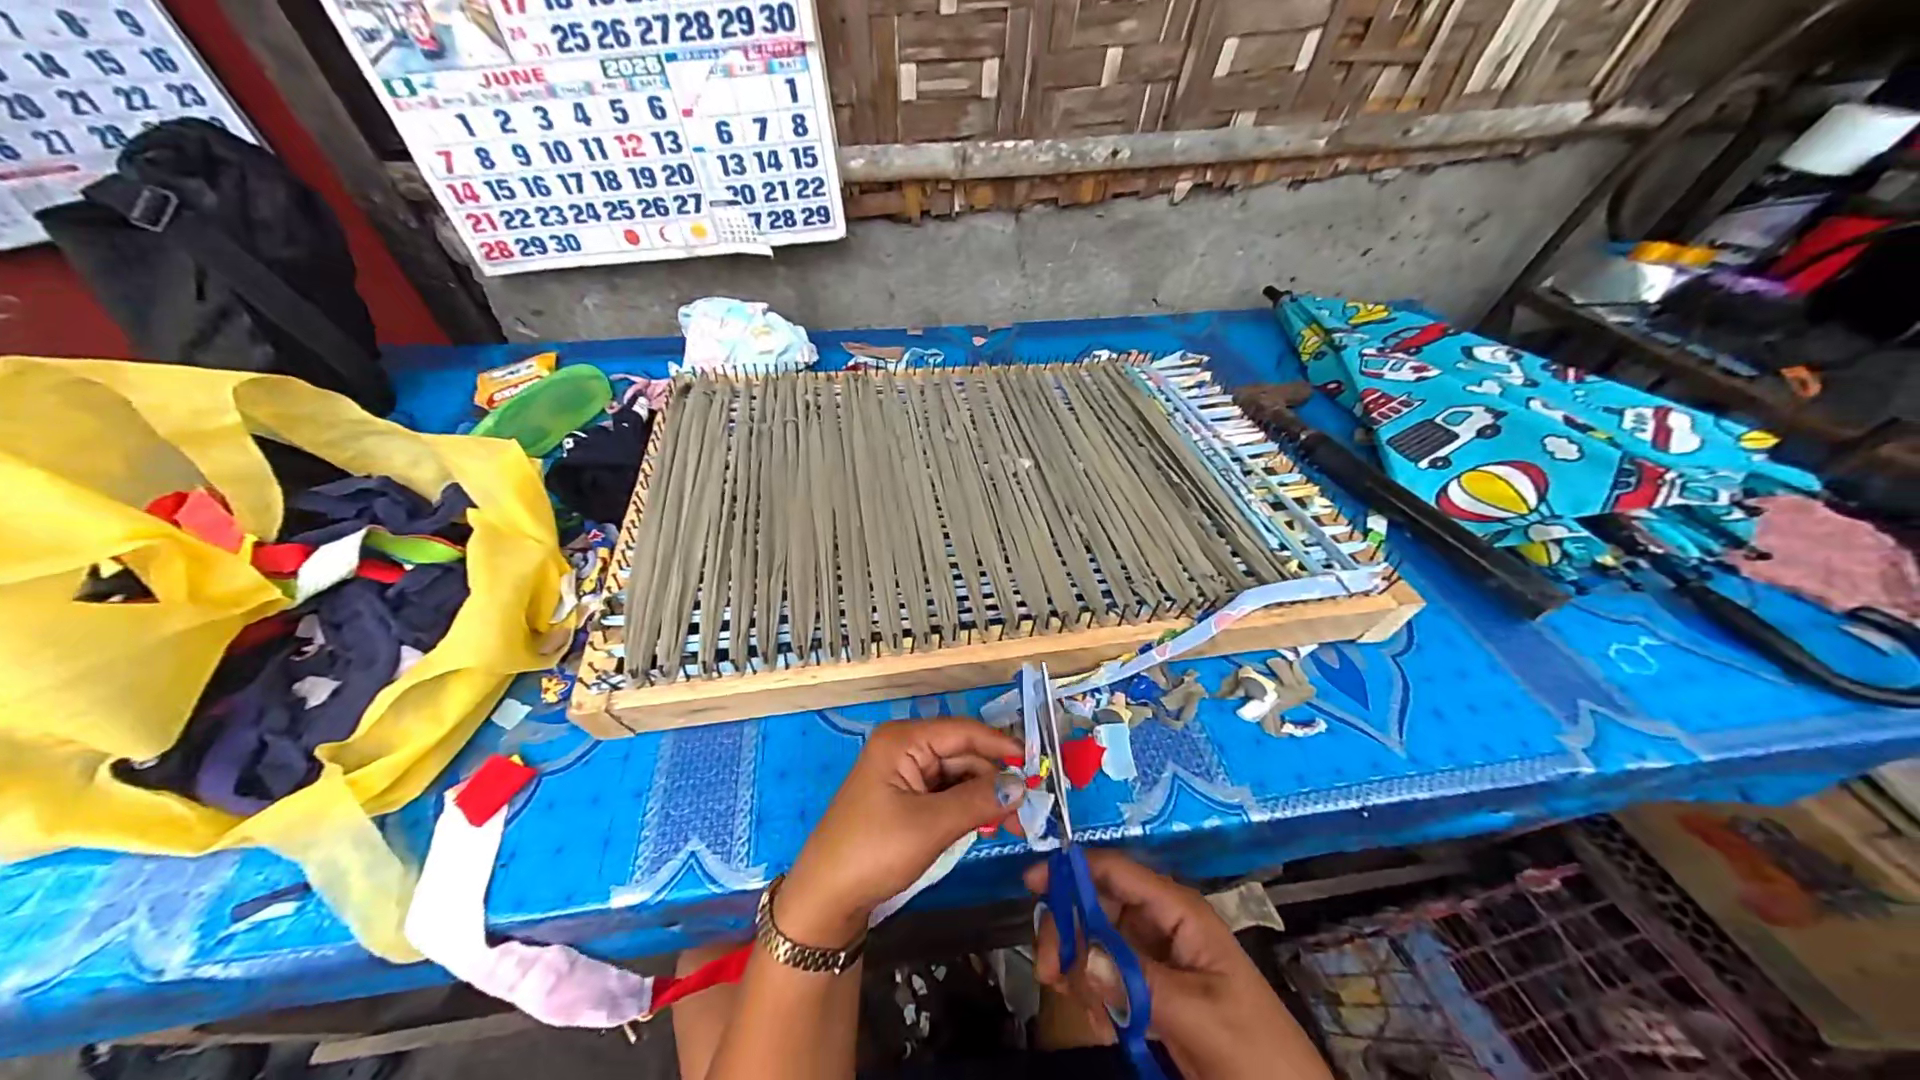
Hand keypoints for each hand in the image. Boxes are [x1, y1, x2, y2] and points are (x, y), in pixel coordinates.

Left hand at [778, 719, 1022, 948]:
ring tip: (1012, 825)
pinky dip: (967, 807)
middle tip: (1027, 812)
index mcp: (903, 740)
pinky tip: (987, 825)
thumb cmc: (875, 851)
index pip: (964, 731)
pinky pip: (945, 793)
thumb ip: (979, 800)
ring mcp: (903, 774)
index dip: (1001, 747)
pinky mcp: (904, 798)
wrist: (826, 899)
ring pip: (957, 776)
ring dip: (984, 797)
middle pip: (962, 754)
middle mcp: (904, 748)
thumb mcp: (932, 825)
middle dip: (995, 780)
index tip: (1037, 767)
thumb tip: (1021, 784)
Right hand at [1027, 850, 1330, 1079]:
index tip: (1032, 883)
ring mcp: (1154, 959)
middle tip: (1050, 974)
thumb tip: (1080, 954)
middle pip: (1096, 905)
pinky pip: (1103, 978)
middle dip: (1069, 933)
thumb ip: (1137, 983)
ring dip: (1079, 972)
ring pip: (1094, 943)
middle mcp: (1161, 925)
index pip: (1118, 872)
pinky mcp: (1149, 991)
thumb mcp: (1198, 1016)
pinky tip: (1105, 1028)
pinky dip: (1092, 997)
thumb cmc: (1254, 1051)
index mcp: (1179, 912)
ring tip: (1093, 1015)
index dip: (1074, 869)